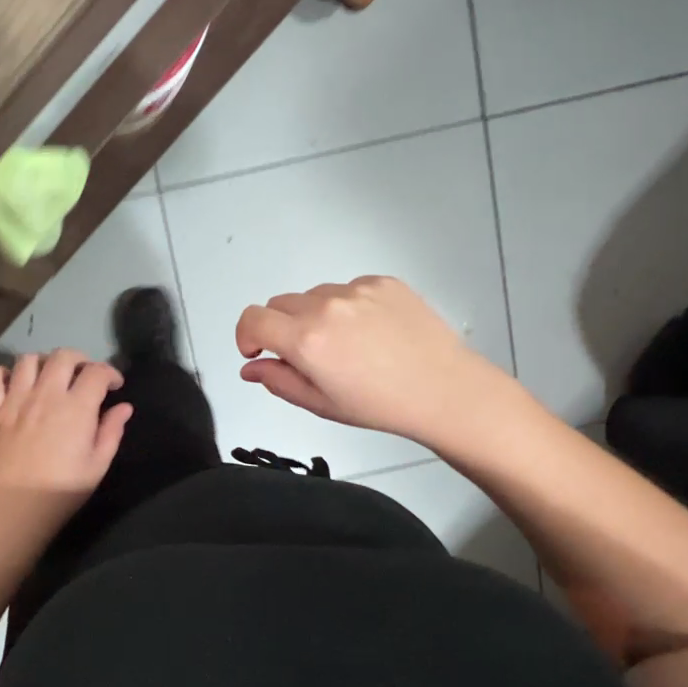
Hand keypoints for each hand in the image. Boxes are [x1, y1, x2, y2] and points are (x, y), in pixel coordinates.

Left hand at [0, 349, 132, 523]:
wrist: (17, 506)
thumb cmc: (63, 489)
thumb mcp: (98, 464)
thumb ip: (111, 431)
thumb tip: (123, 408)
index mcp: (76, 407)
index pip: (96, 372)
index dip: (110, 373)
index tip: (115, 386)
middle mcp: (46, 394)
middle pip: (63, 356)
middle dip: (80, 360)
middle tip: (85, 376)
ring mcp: (16, 400)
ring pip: (28, 360)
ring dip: (44, 362)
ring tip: (51, 377)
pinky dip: (1, 374)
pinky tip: (13, 383)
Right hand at [236, 276, 514, 445]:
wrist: (442, 388)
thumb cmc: (381, 404)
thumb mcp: (320, 403)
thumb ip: (278, 380)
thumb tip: (251, 368)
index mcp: (307, 340)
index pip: (252, 319)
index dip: (246, 336)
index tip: (255, 351)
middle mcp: (326, 306)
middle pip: (279, 304)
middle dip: (280, 328)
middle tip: (305, 357)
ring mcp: (356, 290)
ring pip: (313, 295)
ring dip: (314, 316)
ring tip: (345, 346)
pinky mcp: (381, 282)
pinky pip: (347, 289)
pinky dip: (346, 307)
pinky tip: (369, 333)